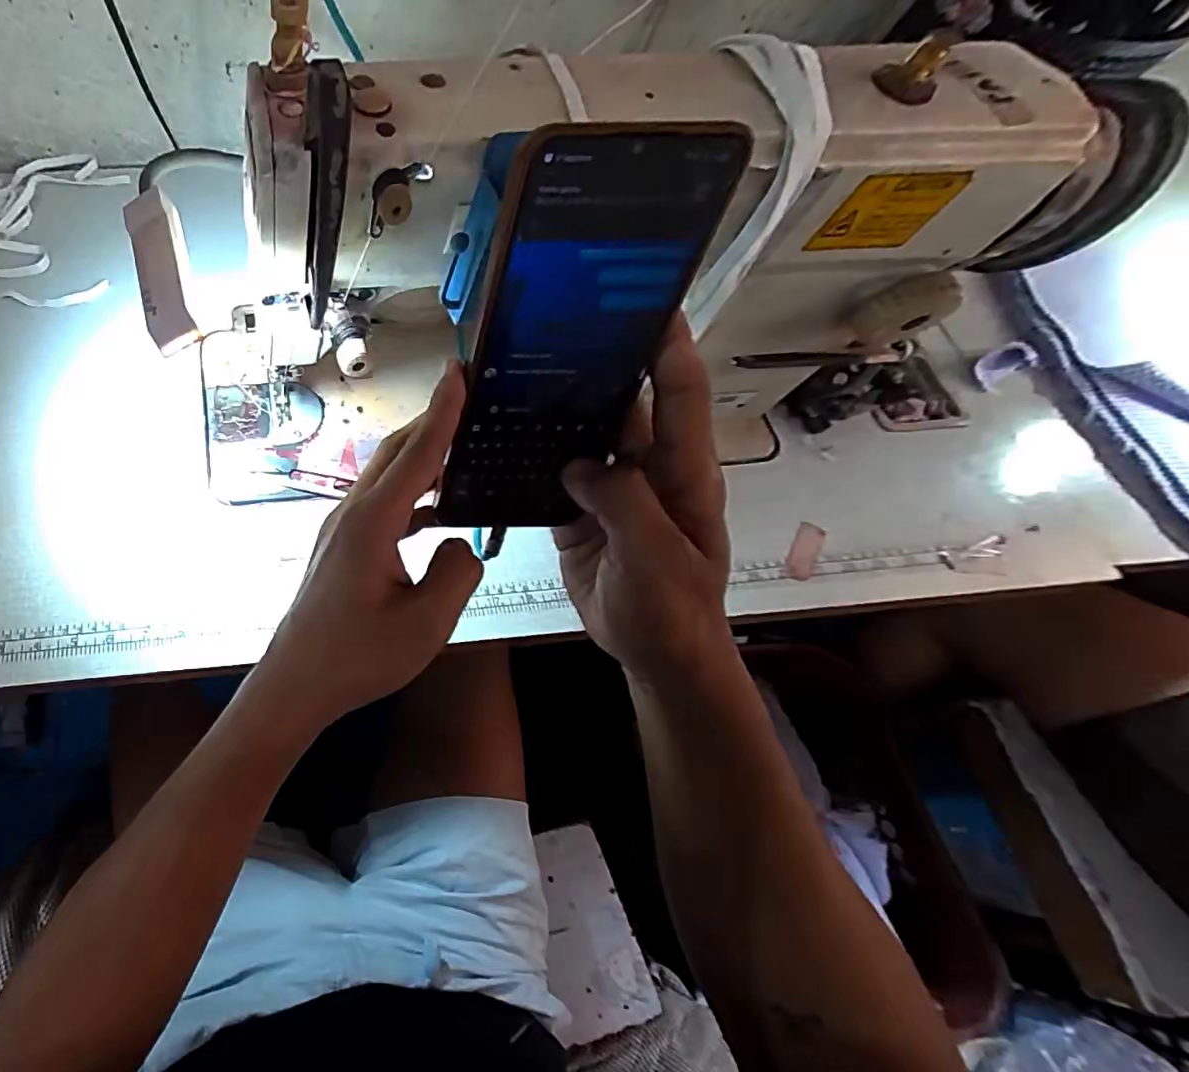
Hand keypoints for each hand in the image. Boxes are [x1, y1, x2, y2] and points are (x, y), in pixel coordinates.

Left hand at [255, 361, 483, 723]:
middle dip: (432, 422)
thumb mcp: (426, 623)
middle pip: (396, 454)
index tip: (458, 372)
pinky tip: (436, 512)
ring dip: (423, 460)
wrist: (296, 684)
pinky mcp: (341, 547)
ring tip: (460, 450)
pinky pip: (383, 506)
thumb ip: (456, 571)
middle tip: (466, 398)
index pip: (416, 454)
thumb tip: (459, 542)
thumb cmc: (356, 658)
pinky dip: (413, 497)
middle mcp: (351, 515)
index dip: (442, 412)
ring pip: (387, 478)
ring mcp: (341, 529)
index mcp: (371, 523)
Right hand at [553, 319, 732, 683]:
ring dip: (558, 412)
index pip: (680, 393)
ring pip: (583, 438)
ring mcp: (609, 491)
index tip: (649, 301)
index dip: (669, 344)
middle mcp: (646, 469)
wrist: (653, 653)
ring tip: (521, 376)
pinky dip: (533, 460)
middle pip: (623, 404)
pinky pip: (553, 477)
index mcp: (682, 470)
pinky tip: (506, 441)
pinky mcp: (578, 514)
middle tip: (560, 329)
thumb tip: (582, 463)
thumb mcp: (657, 556)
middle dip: (599, 366)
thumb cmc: (674, 608)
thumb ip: (624, 502)